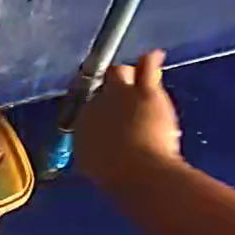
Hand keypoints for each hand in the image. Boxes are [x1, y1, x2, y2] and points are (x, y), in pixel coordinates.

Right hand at [75, 50, 183, 185]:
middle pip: (100, 87)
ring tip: (137, 76)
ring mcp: (119, 95)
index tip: (110, 118)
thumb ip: (96, 151)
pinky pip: (146, 67)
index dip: (100, 111)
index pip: (88, 110)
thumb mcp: (95, 166)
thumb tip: (98, 150)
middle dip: (109, 89)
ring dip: (127, 74)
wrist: (137, 171)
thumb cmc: (116, 177)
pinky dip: (149, 61)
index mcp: (81, 127)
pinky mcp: (145, 91)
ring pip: (119, 72)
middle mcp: (94, 106)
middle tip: (121, 95)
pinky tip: (154, 56)